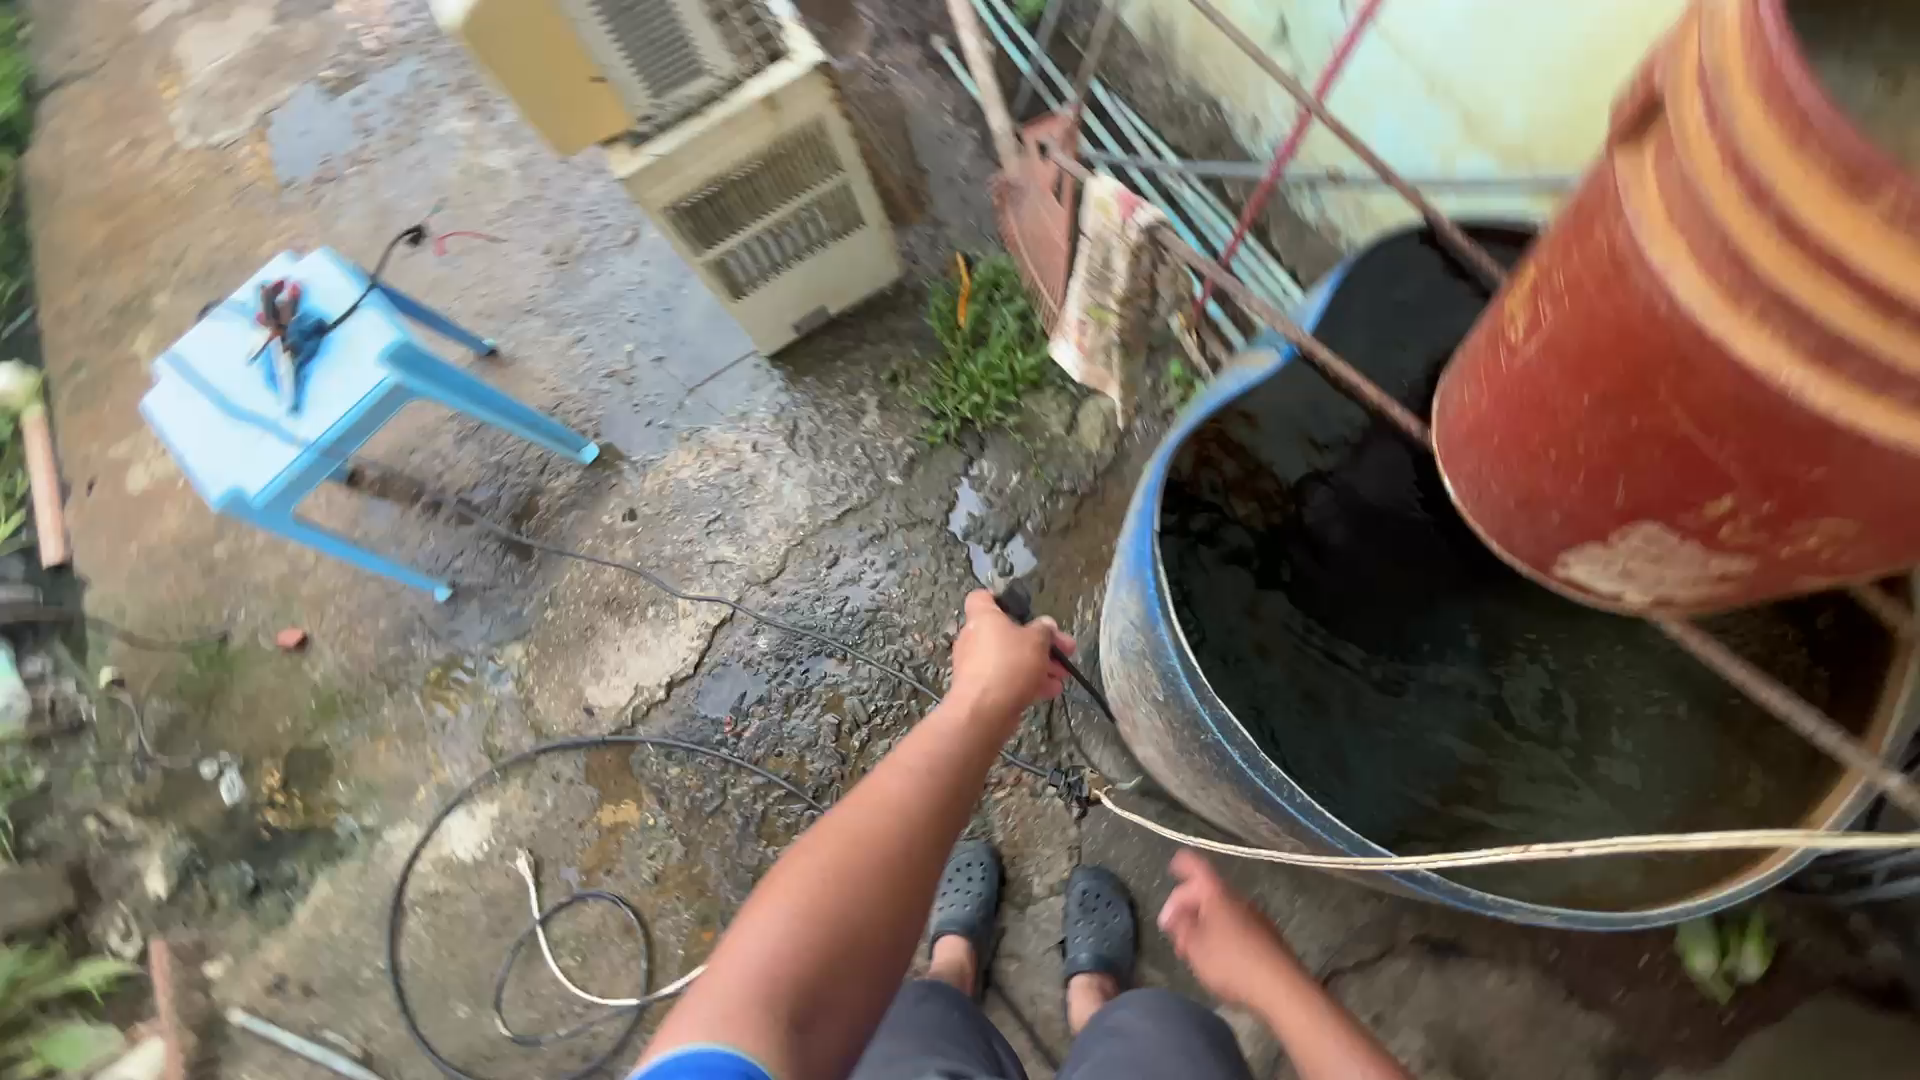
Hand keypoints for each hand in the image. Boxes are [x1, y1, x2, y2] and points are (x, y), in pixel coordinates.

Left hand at [947, 590, 1075, 724]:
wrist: (983, 712)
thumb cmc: (1008, 665)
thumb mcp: (1036, 641)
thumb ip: (1044, 630)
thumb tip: (1045, 624)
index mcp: (983, 617)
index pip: (982, 597)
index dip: (1000, 598)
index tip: (1023, 608)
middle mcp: (975, 638)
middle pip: (1008, 632)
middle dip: (1039, 642)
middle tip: (1064, 651)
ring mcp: (976, 665)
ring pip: (1011, 658)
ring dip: (1038, 664)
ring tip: (1063, 674)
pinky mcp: (981, 689)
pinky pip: (1007, 679)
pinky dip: (1028, 682)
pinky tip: (1051, 690)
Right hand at [1158, 851, 1300, 1008]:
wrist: (1283, 989)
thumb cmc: (1231, 962)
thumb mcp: (1194, 947)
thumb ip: (1180, 927)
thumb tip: (1175, 915)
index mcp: (1216, 893)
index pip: (1196, 867)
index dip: (1182, 864)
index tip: (1172, 868)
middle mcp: (1237, 899)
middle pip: (1207, 892)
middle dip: (1188, 908)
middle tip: (1174, 931)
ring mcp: (1256, 917)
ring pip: (1222, 912)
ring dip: (1204, 925)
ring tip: (1193, 950)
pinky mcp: (1268, 938)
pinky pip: (1237, 927)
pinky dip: (1222, 935)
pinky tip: (1218, 958)